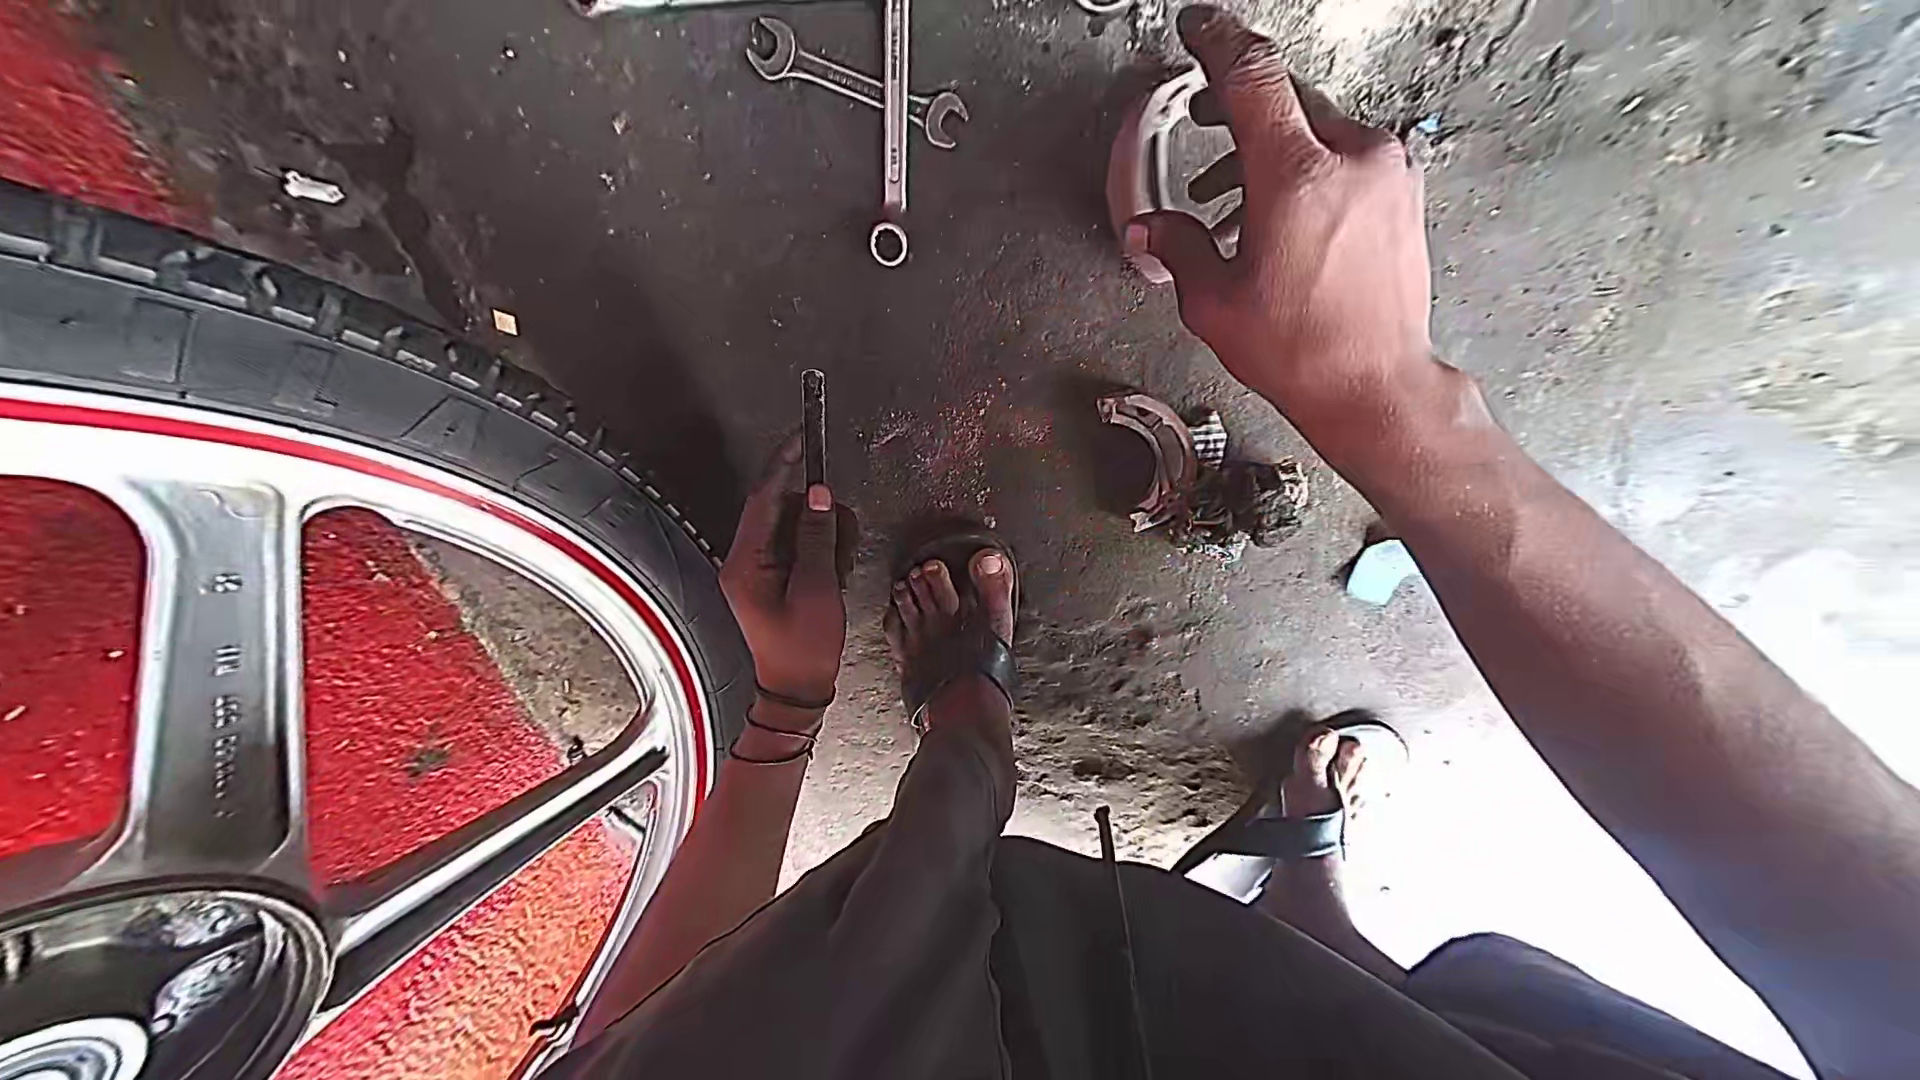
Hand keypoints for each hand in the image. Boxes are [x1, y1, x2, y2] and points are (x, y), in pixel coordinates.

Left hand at [719, 435, 853, 711]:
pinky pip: (801, 546)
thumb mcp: (818, 588)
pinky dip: (824, 552)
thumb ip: (817, 537)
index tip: (801, 441)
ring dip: (826, 538)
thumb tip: (819, 496)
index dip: (784, 466)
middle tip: (841, 544)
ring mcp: (760, 569)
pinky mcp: (775, 576)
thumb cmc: (803, 648)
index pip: (764, 498)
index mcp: (746, 562)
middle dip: (820, 519)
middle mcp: (747, 560)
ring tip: (839, 568)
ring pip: (797, 527)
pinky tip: (834, 575)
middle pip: (785, 511)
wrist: (798, 688)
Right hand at [1128, 5, 1435, 434]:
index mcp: (1295, 179)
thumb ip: (1178, 249)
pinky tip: (1273, 212)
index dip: (1216, 44)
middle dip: (1235, 110)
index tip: (1196, 27)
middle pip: (1284, 101)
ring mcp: (1384, 172)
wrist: (1370, 381)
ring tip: (1223, 195)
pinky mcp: (1398, 192)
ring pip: (1313, 129)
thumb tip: (1149, 228)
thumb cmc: (1298, 348)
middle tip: (1199, 122)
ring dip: (1264, 150)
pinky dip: (1301, 168)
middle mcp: (1351, 159)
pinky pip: (1342, 156)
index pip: (1253, 78)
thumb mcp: (1213, 303)